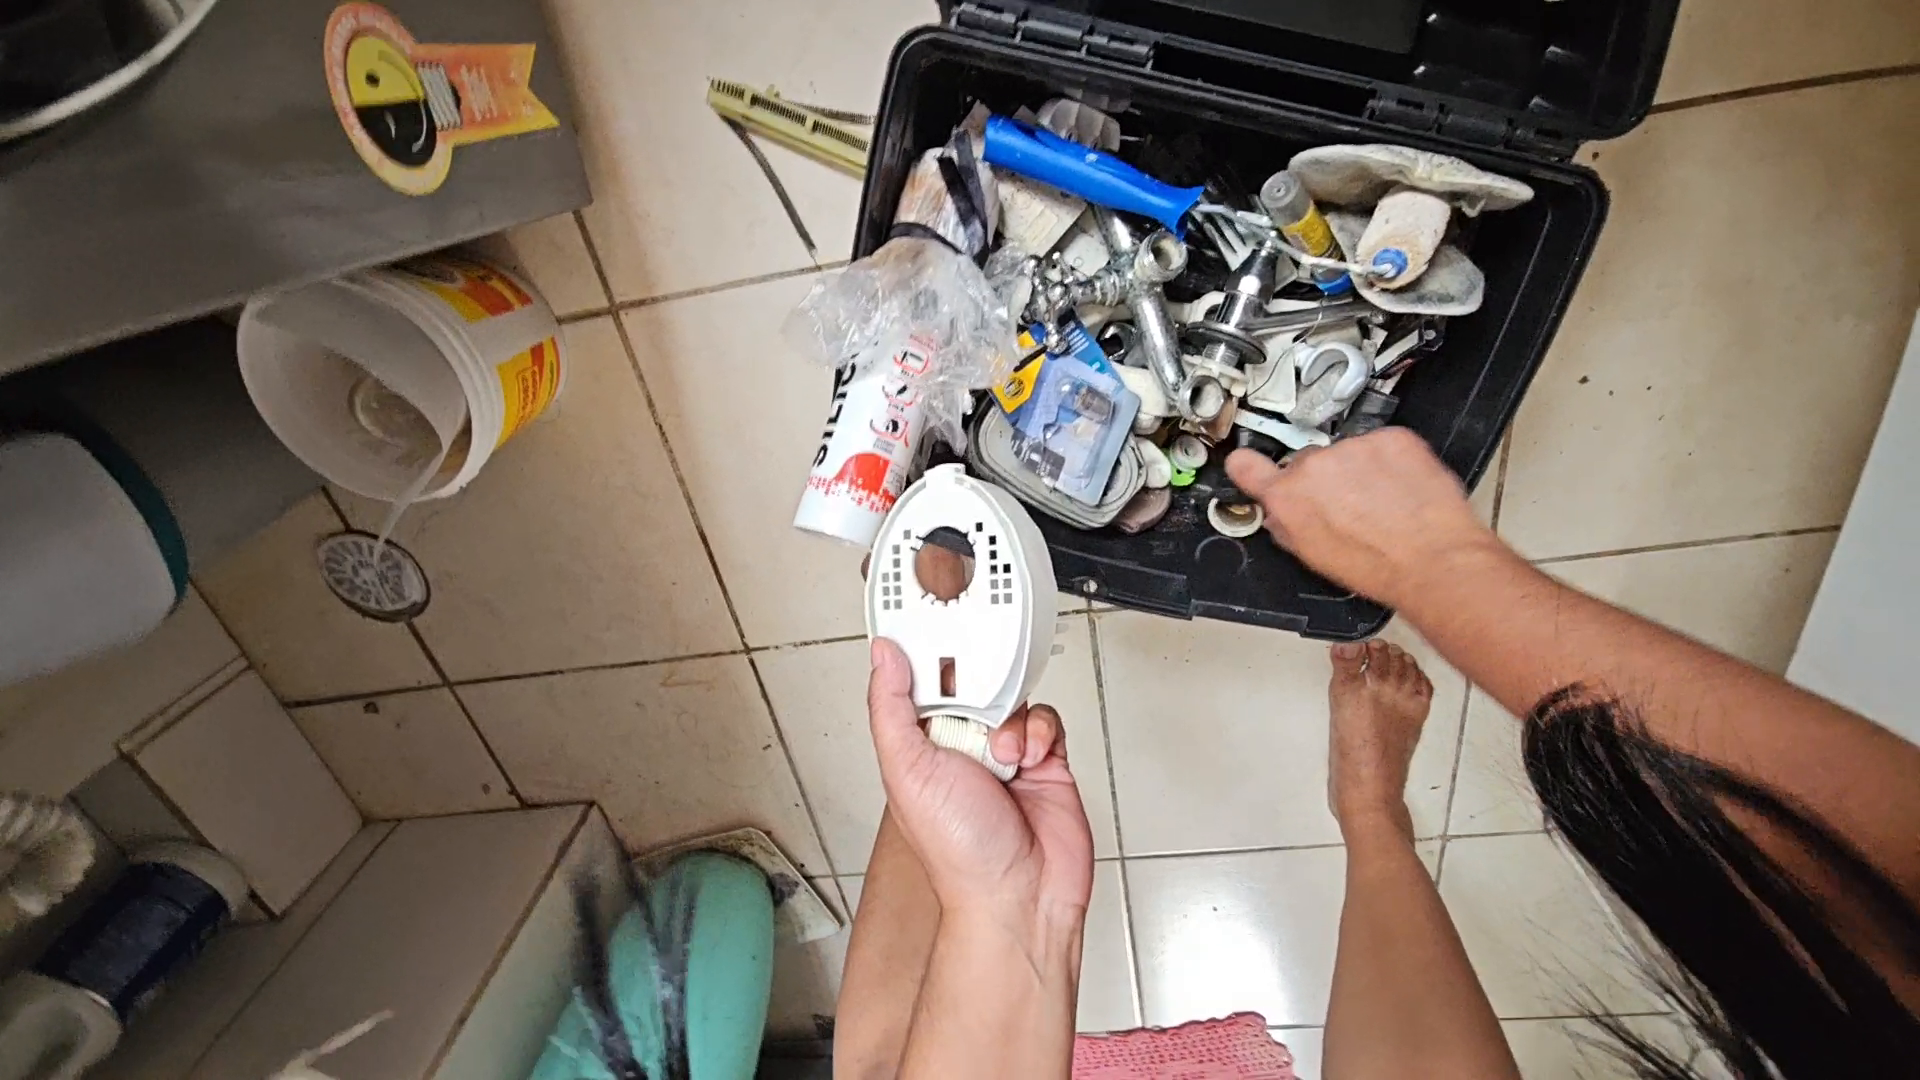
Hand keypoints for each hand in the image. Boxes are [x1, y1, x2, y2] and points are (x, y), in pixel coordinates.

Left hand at [866, 638, 1094, 921]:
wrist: (1020, 897)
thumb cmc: (958, 853)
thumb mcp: (907, 772)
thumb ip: (891, 709)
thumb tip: (883, 655)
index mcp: (921, 744)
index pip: (920, 681)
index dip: (928, 656)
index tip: (935, 628)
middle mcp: (961, 744)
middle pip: (973, 681)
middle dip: (981, 685)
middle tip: (979, 697)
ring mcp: (1003, 751)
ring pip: (1013, 696)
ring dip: (1011, 719)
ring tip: (1003, 755)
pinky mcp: (1043, 759)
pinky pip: (1046, 718)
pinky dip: (1040, 732)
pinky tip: (1028, 759)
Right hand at [1225, 429, 1506, 607]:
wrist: (1433, 560)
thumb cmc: (1376, 566)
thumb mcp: (1312, 554)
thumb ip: (1286, 524)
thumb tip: (1282, 513)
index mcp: (1286, 496)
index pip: (1245, 466)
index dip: (1244, 464)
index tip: (1245, 461)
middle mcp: (1313, 465)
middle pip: (1307, 462)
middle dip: (1323, 479)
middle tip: (1349, 505)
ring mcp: (1352, 447)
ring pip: (1347, 452)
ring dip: (1359, 469)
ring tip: (1382, 501)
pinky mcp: (1391, 437)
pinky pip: (1381, 442)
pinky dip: (1390, 460)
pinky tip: (1400, 487)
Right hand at [1327, 639, 1432, 843]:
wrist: (1369, 788)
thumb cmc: (1353, 751)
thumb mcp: (1340, 702)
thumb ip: (1345, 667)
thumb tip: (1348, 642)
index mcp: (1378, 685)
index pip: (1377, 650)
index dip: (1366, 641)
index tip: (1355, 639)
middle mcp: (1396, 694)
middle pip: (1395, 659)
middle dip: (1384, 649)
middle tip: (1369, 645)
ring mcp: (1407, 709)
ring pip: (1409, 673)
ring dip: (1400, 662)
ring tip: (1386, 658)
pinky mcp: (1413, 724)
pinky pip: (1420, 693)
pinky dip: (1416, 681)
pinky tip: (1408, 682)